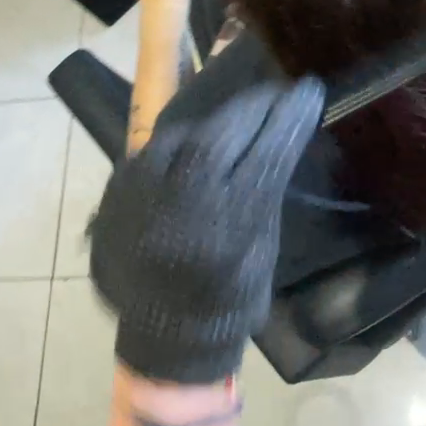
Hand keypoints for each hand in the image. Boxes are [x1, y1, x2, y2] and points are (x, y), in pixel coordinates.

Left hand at [90, 61, 323, 385]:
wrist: (167, 333)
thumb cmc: (230, 297)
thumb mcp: (262, 246)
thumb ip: (265, 191)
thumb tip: (277, 136)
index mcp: (228, 225)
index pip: (267, 151)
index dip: (290, 116)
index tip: (309, 92)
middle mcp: (180, 203)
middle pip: (222, 134)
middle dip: (256, 108)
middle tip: (277, 96)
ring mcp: (140, 195)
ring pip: (183, 134)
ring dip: (217, 120)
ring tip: (241, 114)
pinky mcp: (115, 193)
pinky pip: (154, 149)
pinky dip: (182, 139)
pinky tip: (200, 137)